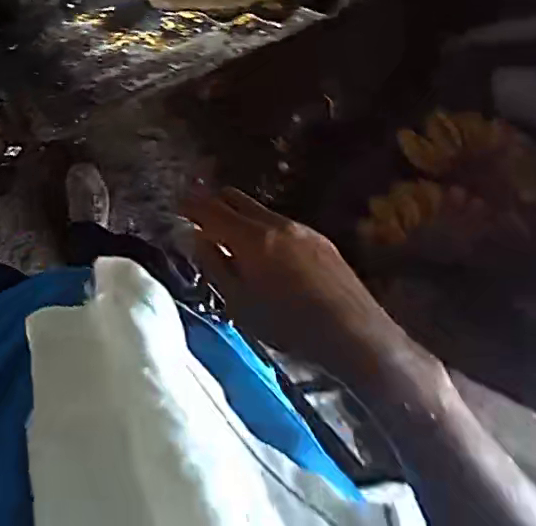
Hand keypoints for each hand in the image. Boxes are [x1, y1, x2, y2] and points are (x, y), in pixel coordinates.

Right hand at [184, 186, 390, 372]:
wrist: (359, 337)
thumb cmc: (291, 328)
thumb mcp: (240, 304)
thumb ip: (214, 266)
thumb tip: (196, 238)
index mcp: (250, 239)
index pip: (210, 210)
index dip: (190, 204)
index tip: (177, 202)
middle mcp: (275, 224)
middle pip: (234, 198)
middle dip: (213, 203)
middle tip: (199, 216)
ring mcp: (300, 229)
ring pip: (259, 210)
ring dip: (239, 217)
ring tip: (231, 239)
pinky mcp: (320, 240)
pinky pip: (281, 224)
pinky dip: (263, 230)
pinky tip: (267, 255)